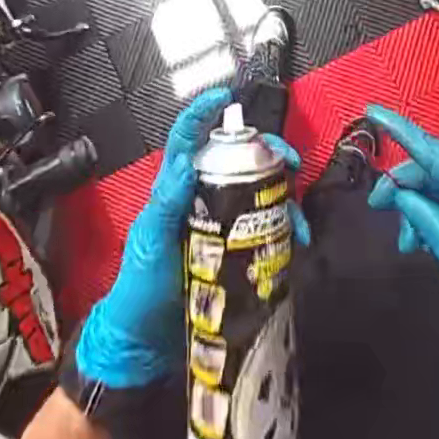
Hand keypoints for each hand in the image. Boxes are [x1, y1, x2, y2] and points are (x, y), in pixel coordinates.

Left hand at [75, 90, 309, 388]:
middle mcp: (199, 198)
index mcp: (174, 189)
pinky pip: (263, 228)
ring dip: (282, 195)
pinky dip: (284, 229)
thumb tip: (185, 161)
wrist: (147, 342)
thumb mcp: (151, 243)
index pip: (187, 139)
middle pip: (235, 160)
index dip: (202, 112)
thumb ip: (165, 204)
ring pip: (255, 191)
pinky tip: (296, 240)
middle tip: (289, 160)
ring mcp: (218, 223)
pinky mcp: (234, 249)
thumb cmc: (141, 288)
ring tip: (298, 215)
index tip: (225, 96)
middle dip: (265, 152)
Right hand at [364, 105, 438, 387]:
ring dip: (420, 213)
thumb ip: (433, 227)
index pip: (436, 154)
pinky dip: (438, 224)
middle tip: (376, 214)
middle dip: (404, 190)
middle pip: (437, 174)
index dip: (400, 130)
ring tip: (408, 250)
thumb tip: (401, 192)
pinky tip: (426, 247)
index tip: (370, 109)